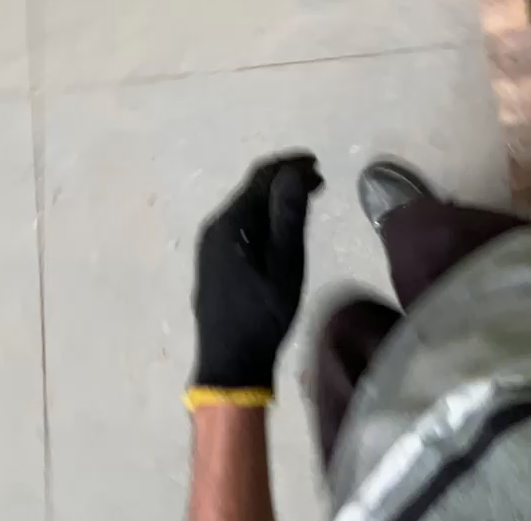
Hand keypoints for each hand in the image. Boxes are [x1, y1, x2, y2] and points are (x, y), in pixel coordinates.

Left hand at [191, 151, 323, 392]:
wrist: (229, 365)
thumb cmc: (263, 315)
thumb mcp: (285, 264)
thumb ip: (289, 215)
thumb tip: (294, 171)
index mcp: (230, 222)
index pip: (261, 176)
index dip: (291, 164)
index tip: (318, 164)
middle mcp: (215, 225)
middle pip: (253, 188)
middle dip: (286, 179)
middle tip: (319, 183)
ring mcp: (211, 243)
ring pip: (248, 206)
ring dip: (276, 198)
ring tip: (307, 201)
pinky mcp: (214, 259)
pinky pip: (242, 223)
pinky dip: (265, 215)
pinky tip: (283, 227)